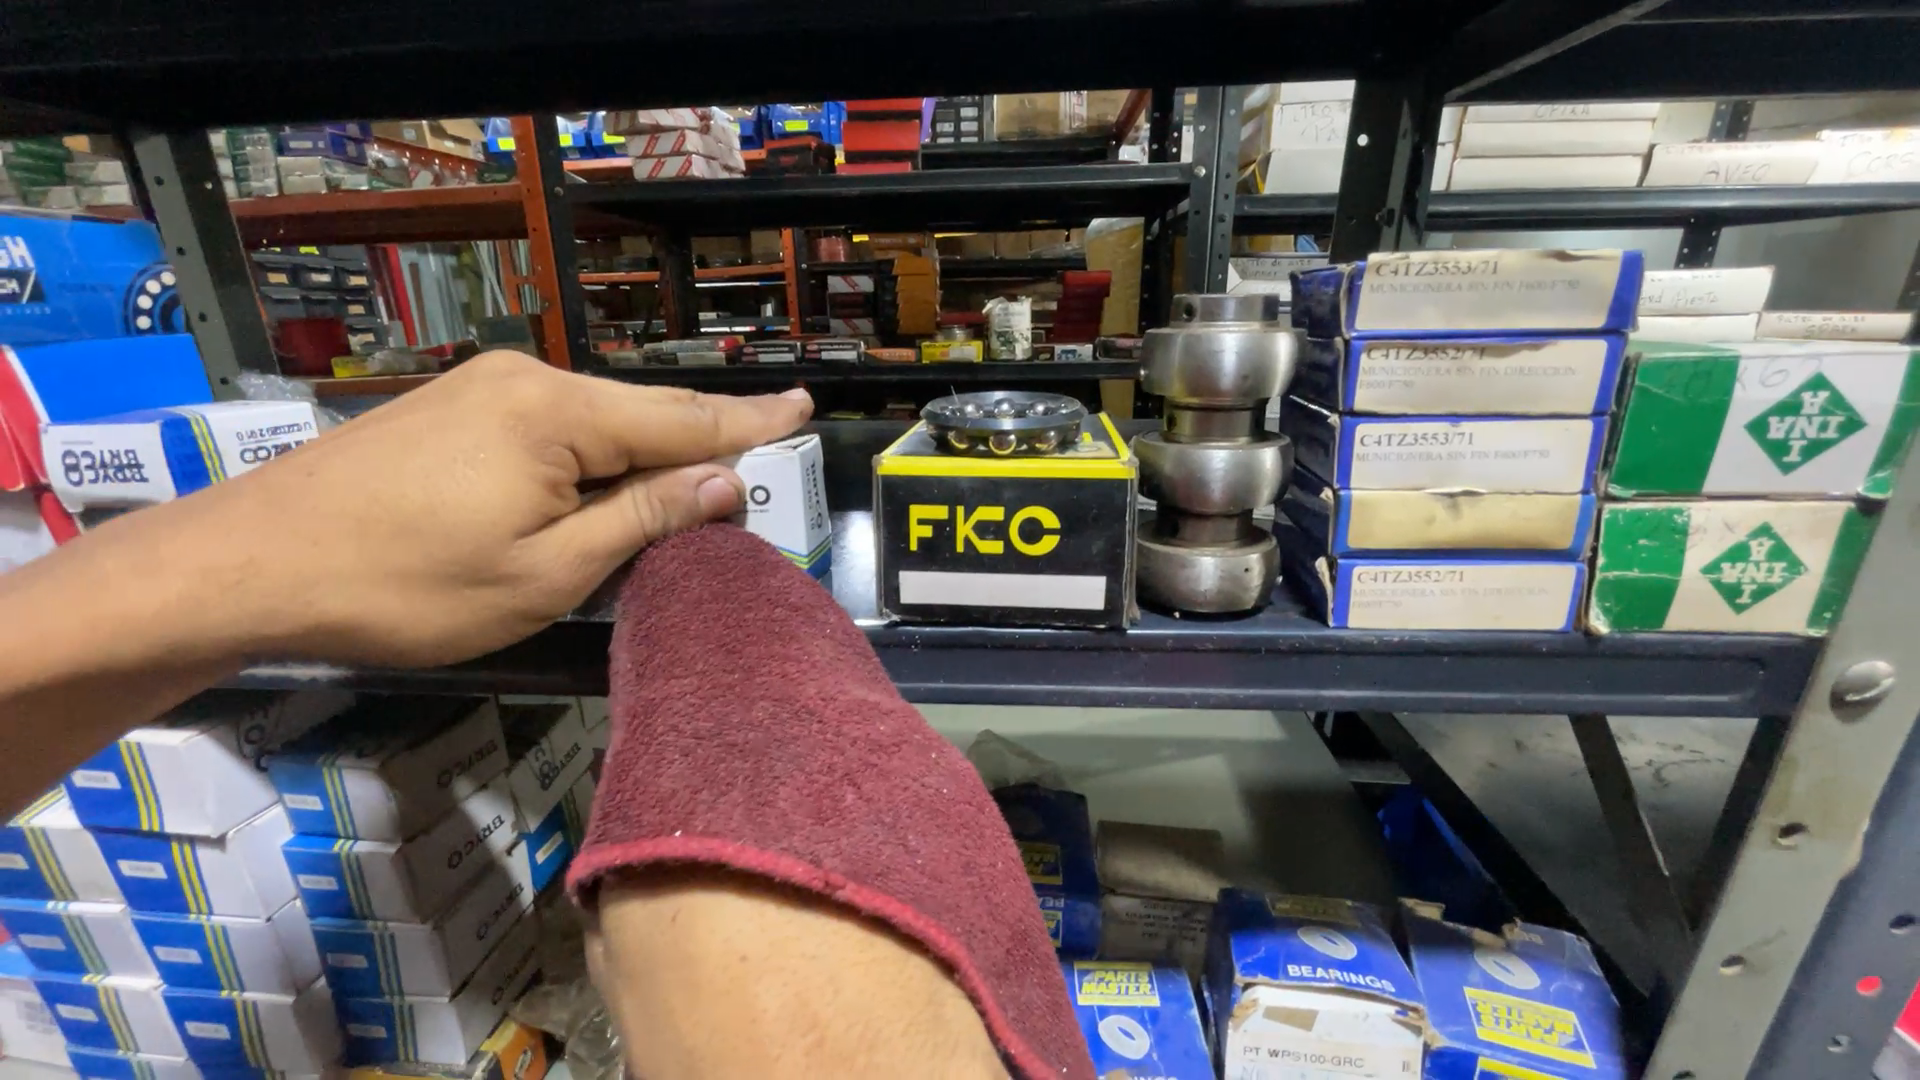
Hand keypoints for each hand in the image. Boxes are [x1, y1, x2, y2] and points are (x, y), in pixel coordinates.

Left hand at [143, 351, 810, 666]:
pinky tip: (620, 478)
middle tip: (767, 446)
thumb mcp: (546, 572)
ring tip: (699, 482)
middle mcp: (531, 382)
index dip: (752, 421)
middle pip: (647, 411)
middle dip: (709, 438)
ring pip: (605, 420)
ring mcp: (489, 389)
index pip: (685, 418)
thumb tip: (725, 482)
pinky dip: (607, 454)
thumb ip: (644, 519)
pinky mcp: (461, 408)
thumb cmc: (406, 586)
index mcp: (560, 415)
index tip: (803, 405)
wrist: (242, 566)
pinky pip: (563, 426)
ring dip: (654, 452)